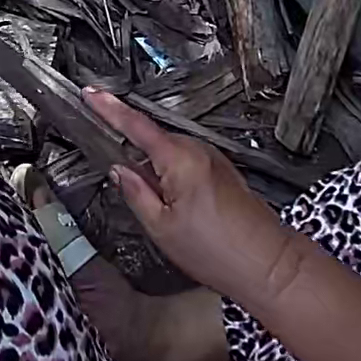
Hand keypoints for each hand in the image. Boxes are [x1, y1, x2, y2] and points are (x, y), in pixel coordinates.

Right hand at [85, 88, 297, 306]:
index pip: (135, 125)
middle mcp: (197, 150)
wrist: (270, 266)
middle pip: (151, 140)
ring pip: (168, 153)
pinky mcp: (221, 169)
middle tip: (129, 187)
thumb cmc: (220, 251)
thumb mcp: (162, 228)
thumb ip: (135, 192)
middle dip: (135, 156)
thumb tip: (119, 170)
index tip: (90, 94)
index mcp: (179, 159)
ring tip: (164, 211)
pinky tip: (179, 207)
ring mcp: (212, 158)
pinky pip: (185, 162)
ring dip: (157, 171)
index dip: (109, 107)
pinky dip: (173, 176)